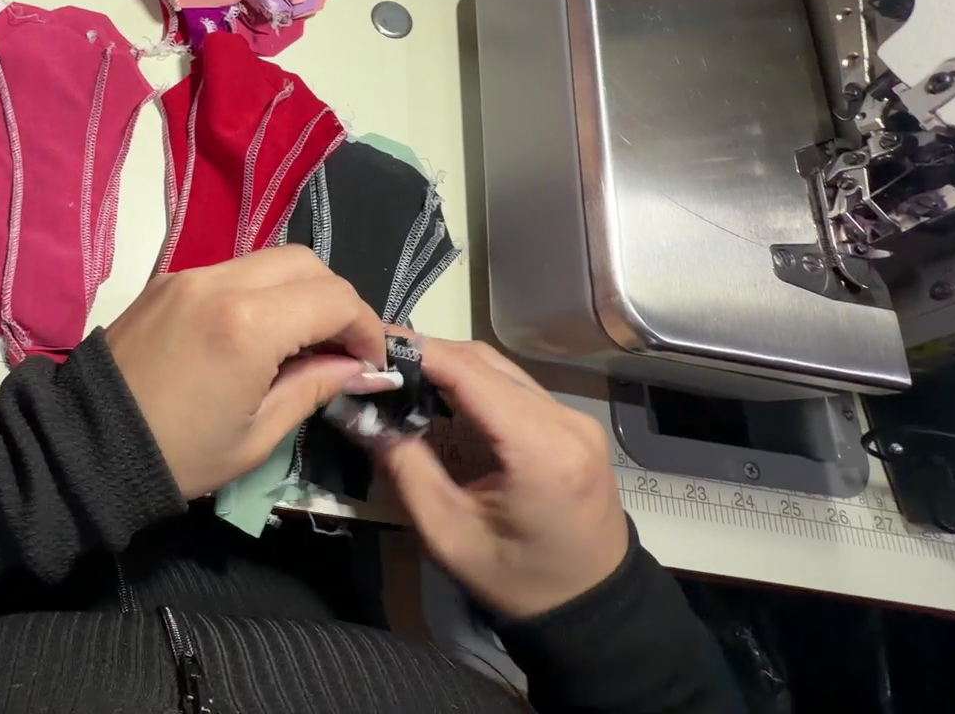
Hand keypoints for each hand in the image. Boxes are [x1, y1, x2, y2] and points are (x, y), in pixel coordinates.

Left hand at [104, 246, 388, 498]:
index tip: (369, 362)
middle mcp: (220, 282)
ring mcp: (189, 274)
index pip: (334, 298)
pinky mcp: (167, 280)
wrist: (86, 442)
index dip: (366, 327)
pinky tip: (256, 331)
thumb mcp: (258, 435)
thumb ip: (314, 387)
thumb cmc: (177, 453)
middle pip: (305, 262)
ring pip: (268, 259)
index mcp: (248, 324)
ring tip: (300, 340)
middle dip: (335, 299)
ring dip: (297, 290)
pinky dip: (260, 290)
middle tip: (338, 347)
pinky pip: (231, 270)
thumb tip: (361, 366)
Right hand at [377, 337, 628, 618]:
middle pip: (482, 360)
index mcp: (540, 449)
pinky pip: (511, 383)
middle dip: (424, 353)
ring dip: (446, 362)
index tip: (369, 342)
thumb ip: (403, 467)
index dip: (416, 350)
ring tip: (397, 370)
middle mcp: (565, 420)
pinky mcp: (571, 423)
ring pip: (496, 366)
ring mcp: (574, 418)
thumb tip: (360, 413)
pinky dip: (469, 379)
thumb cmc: (518, 580)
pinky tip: (437, 389)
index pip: (468, 372)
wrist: (594, 610)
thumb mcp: (447, 533)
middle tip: (374, 358)